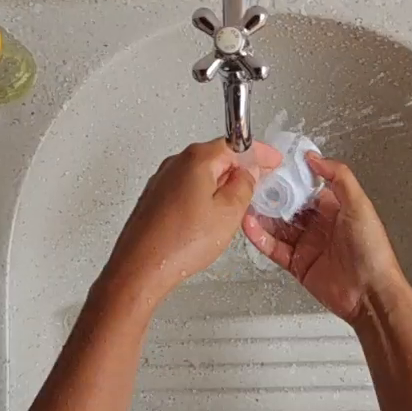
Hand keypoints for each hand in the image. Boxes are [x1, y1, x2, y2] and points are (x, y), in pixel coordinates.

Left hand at [95, 139, 280, 307]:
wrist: (140, 267)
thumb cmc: (178, 243)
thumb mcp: (229, 213)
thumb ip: (244, 185)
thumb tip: (248, 173)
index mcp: (196, 160)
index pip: (235, 144)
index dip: (258, 152)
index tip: (271, 159)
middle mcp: (176, 164)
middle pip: (216, 156)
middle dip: (239, 169)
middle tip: (258, 183)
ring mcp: (162, 180)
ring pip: (200, 174)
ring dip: (220, 185)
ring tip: (232, 211)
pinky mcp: (155, 198)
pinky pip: (186, 188)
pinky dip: (202, 196)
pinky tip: (206, 220)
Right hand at [242, 153, 410, 323]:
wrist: (371, 294)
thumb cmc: (373, 252)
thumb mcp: (359, 205)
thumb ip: (339, 177)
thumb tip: (316, 158)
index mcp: (334, 208)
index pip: (305, 188)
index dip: (289, 177)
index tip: (273, 167)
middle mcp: (319, 225)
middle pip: (288, 206)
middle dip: (271, 196)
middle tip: (253, 185)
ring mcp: (307, 245)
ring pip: (277, 226)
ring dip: (262, 215)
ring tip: (246, 203)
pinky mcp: (297, 264)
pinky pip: (274, 248)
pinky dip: (260, 237)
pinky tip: (250, 226)